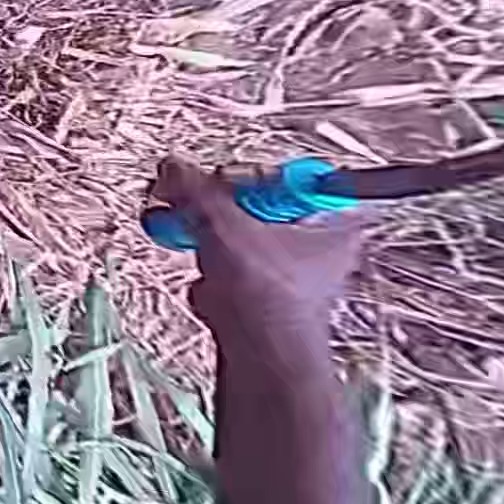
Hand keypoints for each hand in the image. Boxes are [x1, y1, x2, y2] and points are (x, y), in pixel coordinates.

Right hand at [153, 158, 366, 359]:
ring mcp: (280, 251)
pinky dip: (196, 235)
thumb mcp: (224, 224)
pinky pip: (220, 236)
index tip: (219, 182)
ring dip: (195, 213)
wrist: (255, 339)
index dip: (250, 175)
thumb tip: (171, 164)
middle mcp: (312, 232)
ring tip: (175, 218)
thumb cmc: (264, 288)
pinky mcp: (250, 266)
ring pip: (230, 214)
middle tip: (182, 196)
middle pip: (252, 193)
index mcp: (331, 218)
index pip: (291, 177)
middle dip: (210, 195)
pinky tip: (182, 239)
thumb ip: (195, 189)